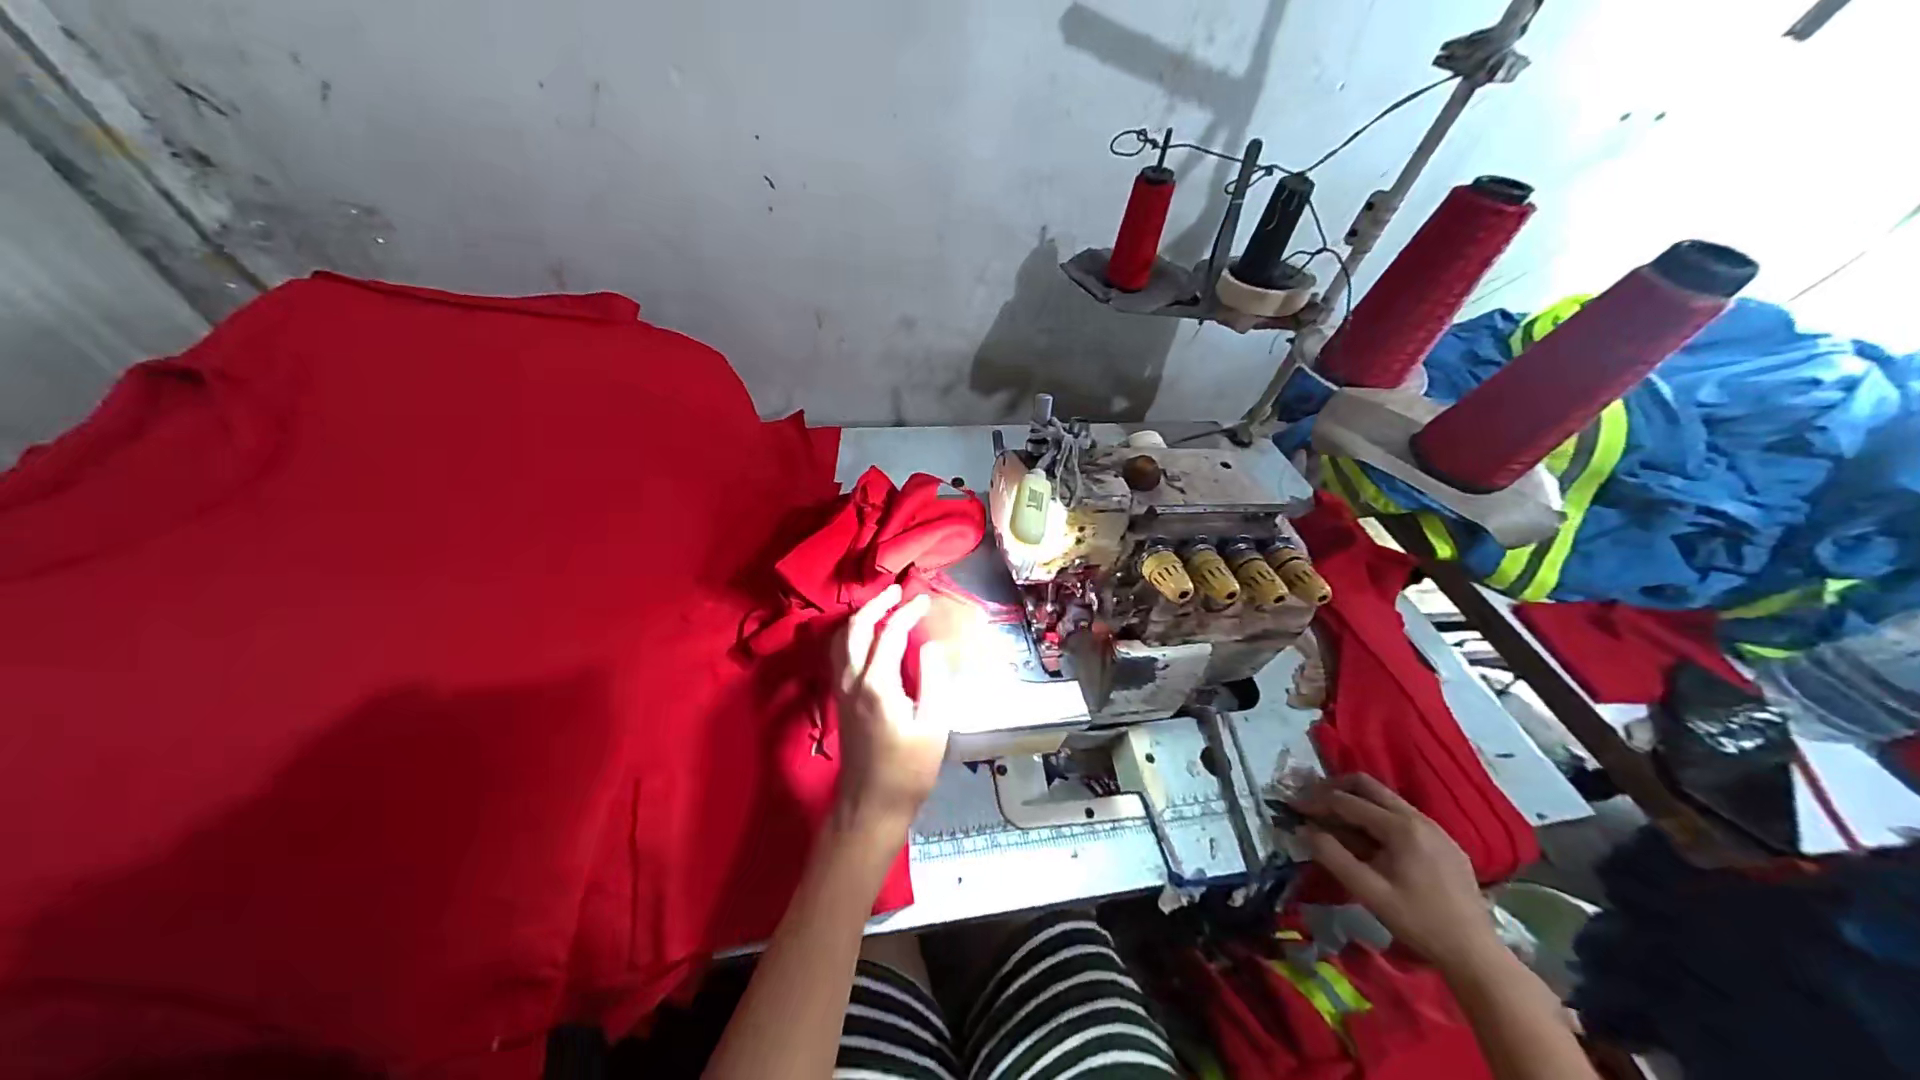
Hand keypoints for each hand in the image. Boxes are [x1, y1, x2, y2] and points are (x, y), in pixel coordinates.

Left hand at [831, 584, 952, 836]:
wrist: (871, 804)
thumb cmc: (909, 770)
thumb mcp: (933, 726)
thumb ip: (933, 681)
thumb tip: (931, 646)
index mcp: (877, 685)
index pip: (891, 634)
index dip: (908, 613)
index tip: (925, 600)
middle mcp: (852, 681)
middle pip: (856, 628)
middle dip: (876, 604)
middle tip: (897, 591)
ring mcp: (840, 689)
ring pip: (841, 639)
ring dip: (860, 618)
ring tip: (882, 607)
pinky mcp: (839, 699)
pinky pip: (839, 655)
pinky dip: (851, 636)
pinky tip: (868, 636)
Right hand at [1293, 773, 1498, 973]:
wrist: (1475, 953)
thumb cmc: (1418, 922)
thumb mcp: (1368, 892)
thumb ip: (1332, 856)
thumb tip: (1304, 830)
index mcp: (1400, 827)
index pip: (1347, 801)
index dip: (1316, 801)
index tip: (1292, 806)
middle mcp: (1418, 818)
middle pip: (1368, 785)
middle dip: (1334, 788)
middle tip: (1311, 802)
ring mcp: (1435, 828)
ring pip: (1386, 799)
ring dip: (1355, 802)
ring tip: (1333, 819)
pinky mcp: (1444, 842)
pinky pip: (1402, 815)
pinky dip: (1376, 816)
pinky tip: (1368, 839)